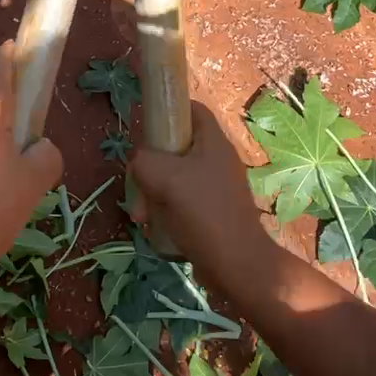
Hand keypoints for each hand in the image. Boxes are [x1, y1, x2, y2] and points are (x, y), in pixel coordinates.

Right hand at [130, 101, 276, 287]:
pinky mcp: (212, 212)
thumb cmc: (204, 212)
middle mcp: (217, 160)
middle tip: (138, 181)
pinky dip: (164, 210)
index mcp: (213, 142)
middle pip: (175, 146)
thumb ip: (143, 159)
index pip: (192, 109)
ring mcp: (216, 187)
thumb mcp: (163, 176)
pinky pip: (181, 201)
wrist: (237, 266)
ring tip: (142, 215)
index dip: (169, 109)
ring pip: (174, 177)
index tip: (146, 123)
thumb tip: (140, 163)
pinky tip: (154, 227)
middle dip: (151, 164)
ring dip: (152, 192)